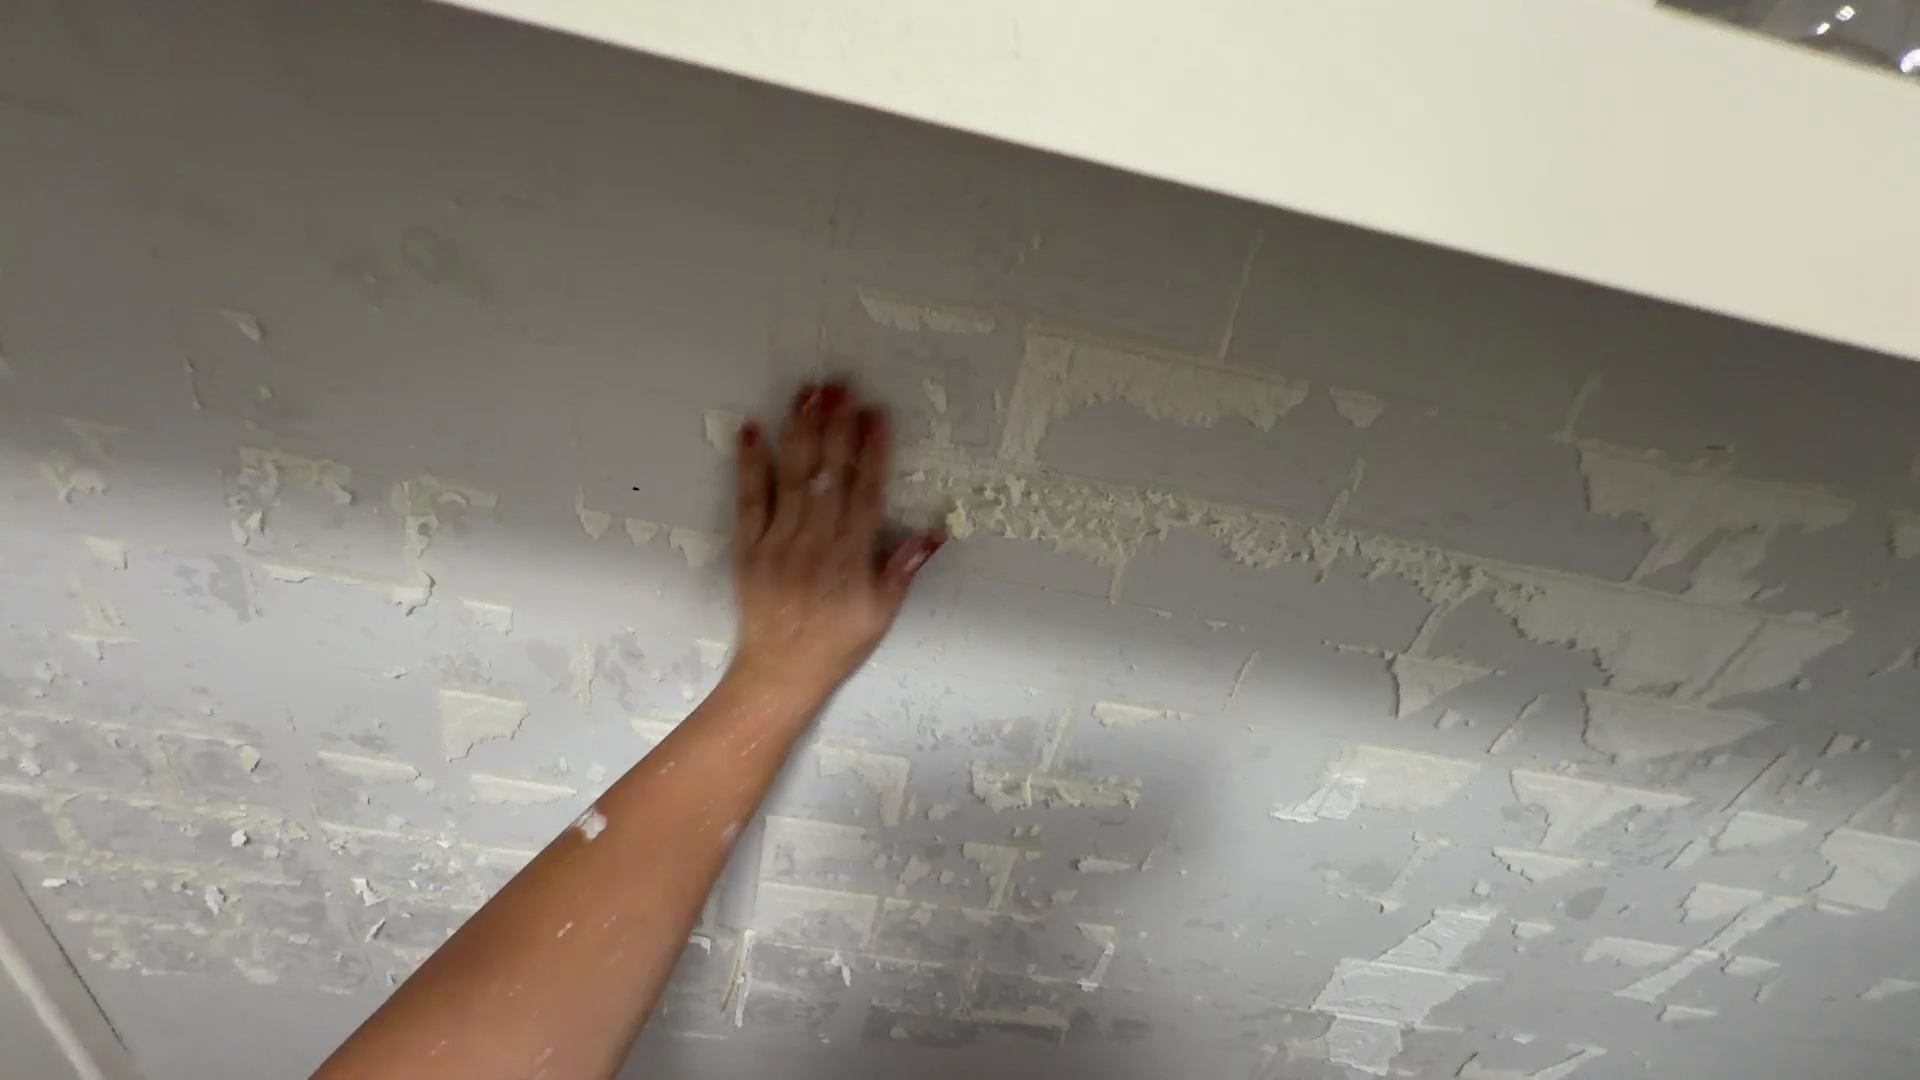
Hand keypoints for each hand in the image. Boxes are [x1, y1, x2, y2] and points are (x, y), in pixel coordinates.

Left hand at [728, 380, 944, 698]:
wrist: (780, 671)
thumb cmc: (837, 643)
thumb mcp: (881, 614)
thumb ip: (902, 570)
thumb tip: (933, 532)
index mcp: (850, 556)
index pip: (866, 493)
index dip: (873, 452)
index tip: (876, 416)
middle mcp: (815, 541)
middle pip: (828, 475)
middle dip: (835, 427)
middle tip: (840, 387)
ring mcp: (778, 541)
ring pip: (791, 477)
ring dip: (799, 432)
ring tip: (806, 394)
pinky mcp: (748, 546)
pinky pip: (749, 499)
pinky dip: (749, 464)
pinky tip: (751, 430)